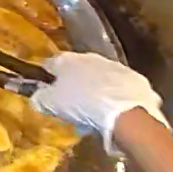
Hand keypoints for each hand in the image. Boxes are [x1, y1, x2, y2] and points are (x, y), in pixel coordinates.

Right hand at [30, 52, 166, 151]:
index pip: (51, 64)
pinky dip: (116, 97)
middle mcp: (91, 58)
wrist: (126, 114)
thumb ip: (40, 98)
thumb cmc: (82, 106)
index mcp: (68, 61)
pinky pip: (120, 88)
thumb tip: (37, 96)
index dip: (48, 78)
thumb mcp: (52, 105)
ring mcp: (115, 67)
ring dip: (96, 91)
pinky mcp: (135, 79)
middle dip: (74, 85)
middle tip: (72, 107)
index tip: (48, 93)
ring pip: (100, 79)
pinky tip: (115, 113)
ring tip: (95, 114)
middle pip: (77, 71)